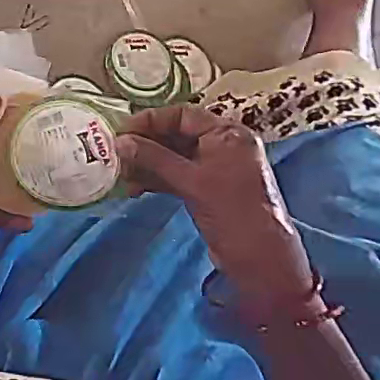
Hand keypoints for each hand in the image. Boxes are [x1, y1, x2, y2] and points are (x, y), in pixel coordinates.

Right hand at [118, 106, 315, 305]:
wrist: (263, 264)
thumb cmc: (233, 214)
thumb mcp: (192, 182)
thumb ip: (154, 158)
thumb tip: (120, 141)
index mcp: (228, 134)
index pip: (182, 115)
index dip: (150, 121)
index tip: (122, 131)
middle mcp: (223, 145)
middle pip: (177, 135)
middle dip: (146, 145)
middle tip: (117, 154)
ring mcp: (216, 169)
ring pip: (174, 157)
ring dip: (148, 164)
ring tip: (122, 175)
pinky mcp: (209, 190)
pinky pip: (178, 176)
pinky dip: (158, 180)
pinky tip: (135, 188)